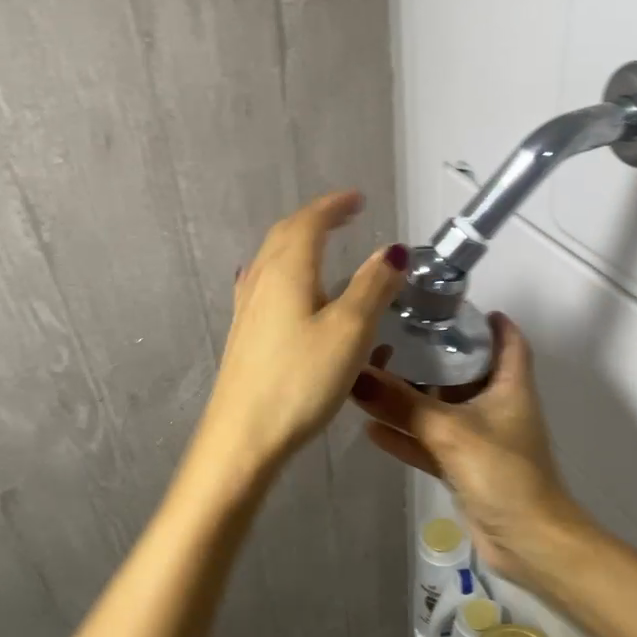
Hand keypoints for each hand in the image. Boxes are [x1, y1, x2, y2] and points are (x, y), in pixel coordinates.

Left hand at [199, 190, 407, 471]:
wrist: (243, 437)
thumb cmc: (301, 381)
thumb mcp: (350, 331)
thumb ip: (373, 287)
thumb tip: (393, 251)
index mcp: (288, 272)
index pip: (309, 222)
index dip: (334, 206)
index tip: (358, 199)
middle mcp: (262, 282)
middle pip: (285, 236)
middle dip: (315, 220)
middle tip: (343, 216)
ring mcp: (247, 310)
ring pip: (271, 260)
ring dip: (298, 245)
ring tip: (322, 248)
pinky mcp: (244, 337)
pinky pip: (265, 287)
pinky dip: (286, 274)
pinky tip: (285, 291)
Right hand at [350, 313, 593, 582]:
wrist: (527, 540)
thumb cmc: (502, 472)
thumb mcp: (450, 431)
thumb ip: (402, 404)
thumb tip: (356, 376)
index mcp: (511, 386)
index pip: (507, 341)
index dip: (489, 322)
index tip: (453, 305)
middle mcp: (498, 407)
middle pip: (465, 372)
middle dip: (433, 355)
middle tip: (393, 335)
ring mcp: (481, 440)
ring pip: (442, 409)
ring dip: (412, 397)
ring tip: (374, 373)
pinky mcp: (465, 469)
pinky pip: (430, 443)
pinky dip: (406, 435)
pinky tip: (371, 426)